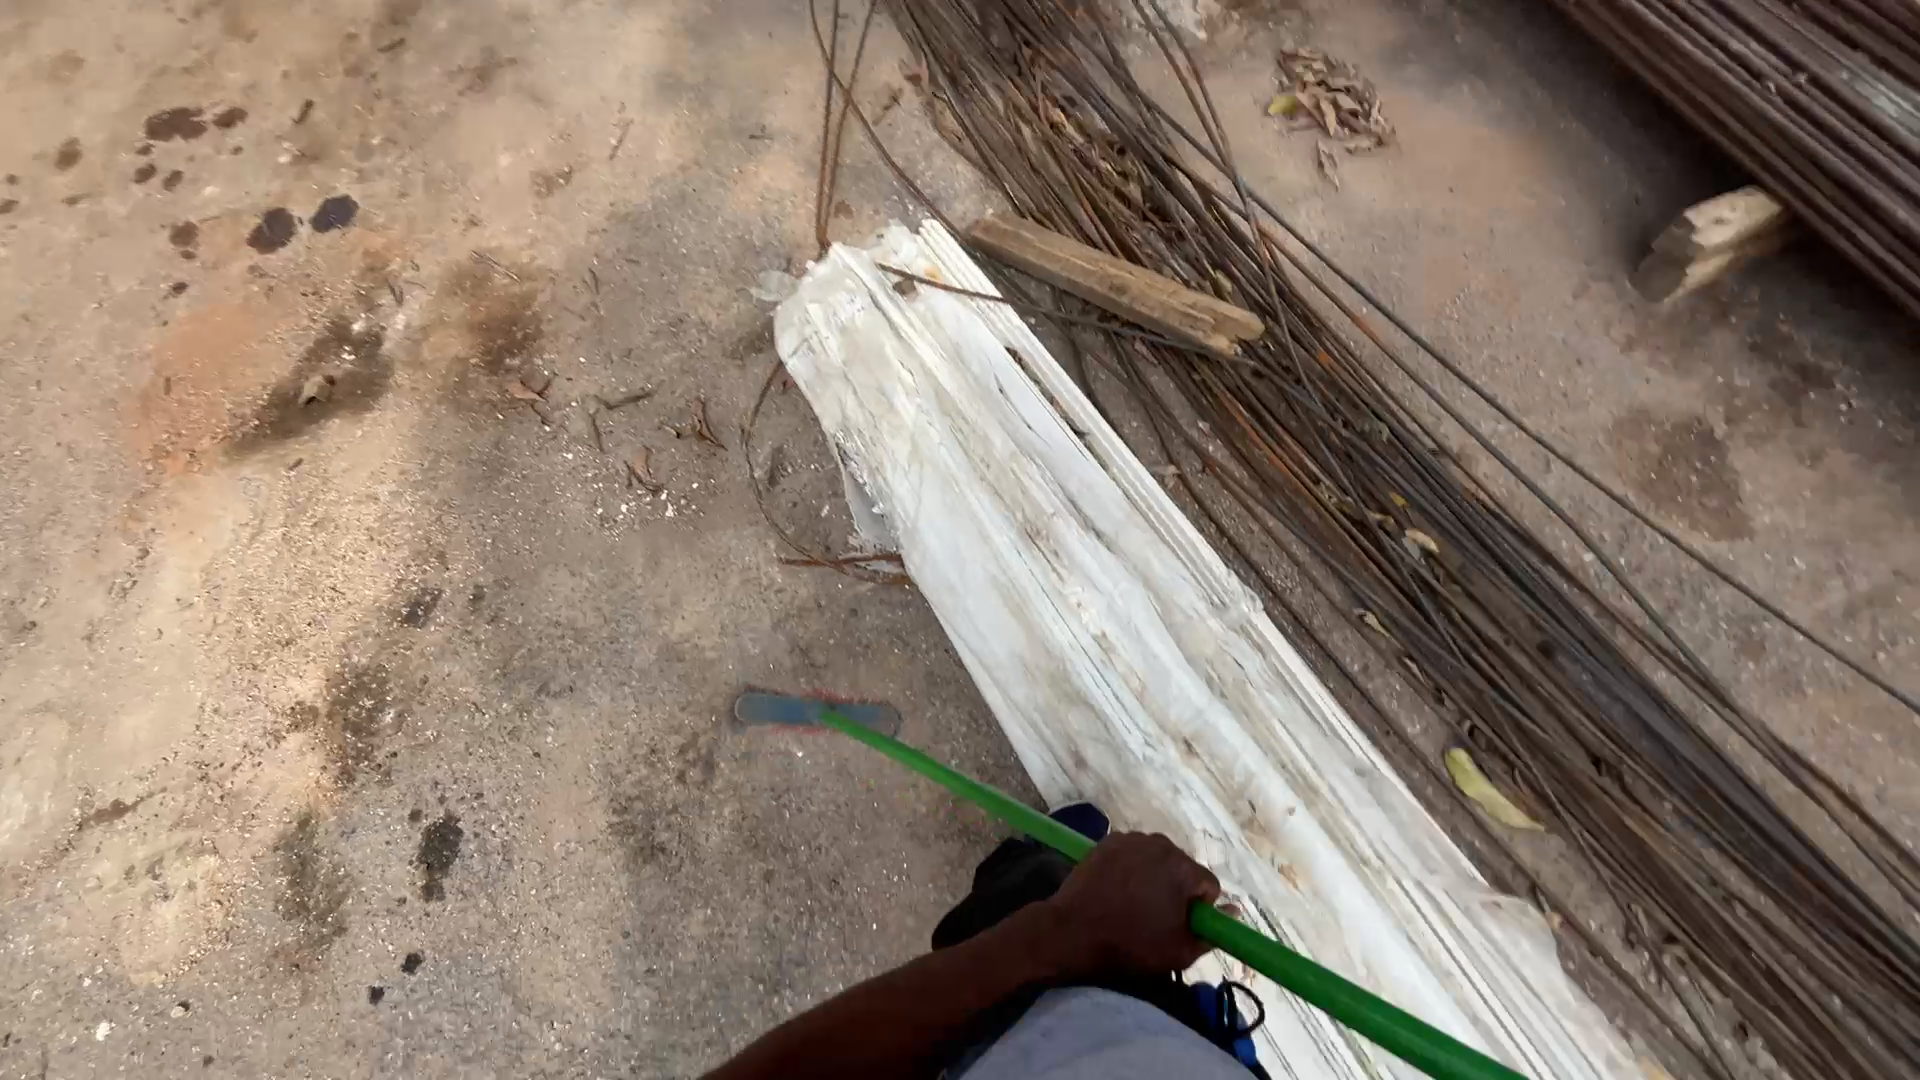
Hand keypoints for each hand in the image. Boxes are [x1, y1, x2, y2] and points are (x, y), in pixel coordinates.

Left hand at [1040, 832, 1220, 977]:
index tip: (1181, 924)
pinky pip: (1133, 854)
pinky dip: (1131, 867)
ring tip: (1134, 903)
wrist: (1073, 930)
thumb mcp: (1180, 951)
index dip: (1199, 908)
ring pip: (1157, 859)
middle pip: (1182, 868)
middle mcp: (1160, 843)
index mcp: (1182, 867)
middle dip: (1176, 889)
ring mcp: (1131, 838)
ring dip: (1154, 876)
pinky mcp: (1108, 840)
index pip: (1208, 885)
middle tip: (1156, 916)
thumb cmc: (1131, 944)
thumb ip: (1212, 931)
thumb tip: (1233, 911)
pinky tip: (1117, 888)